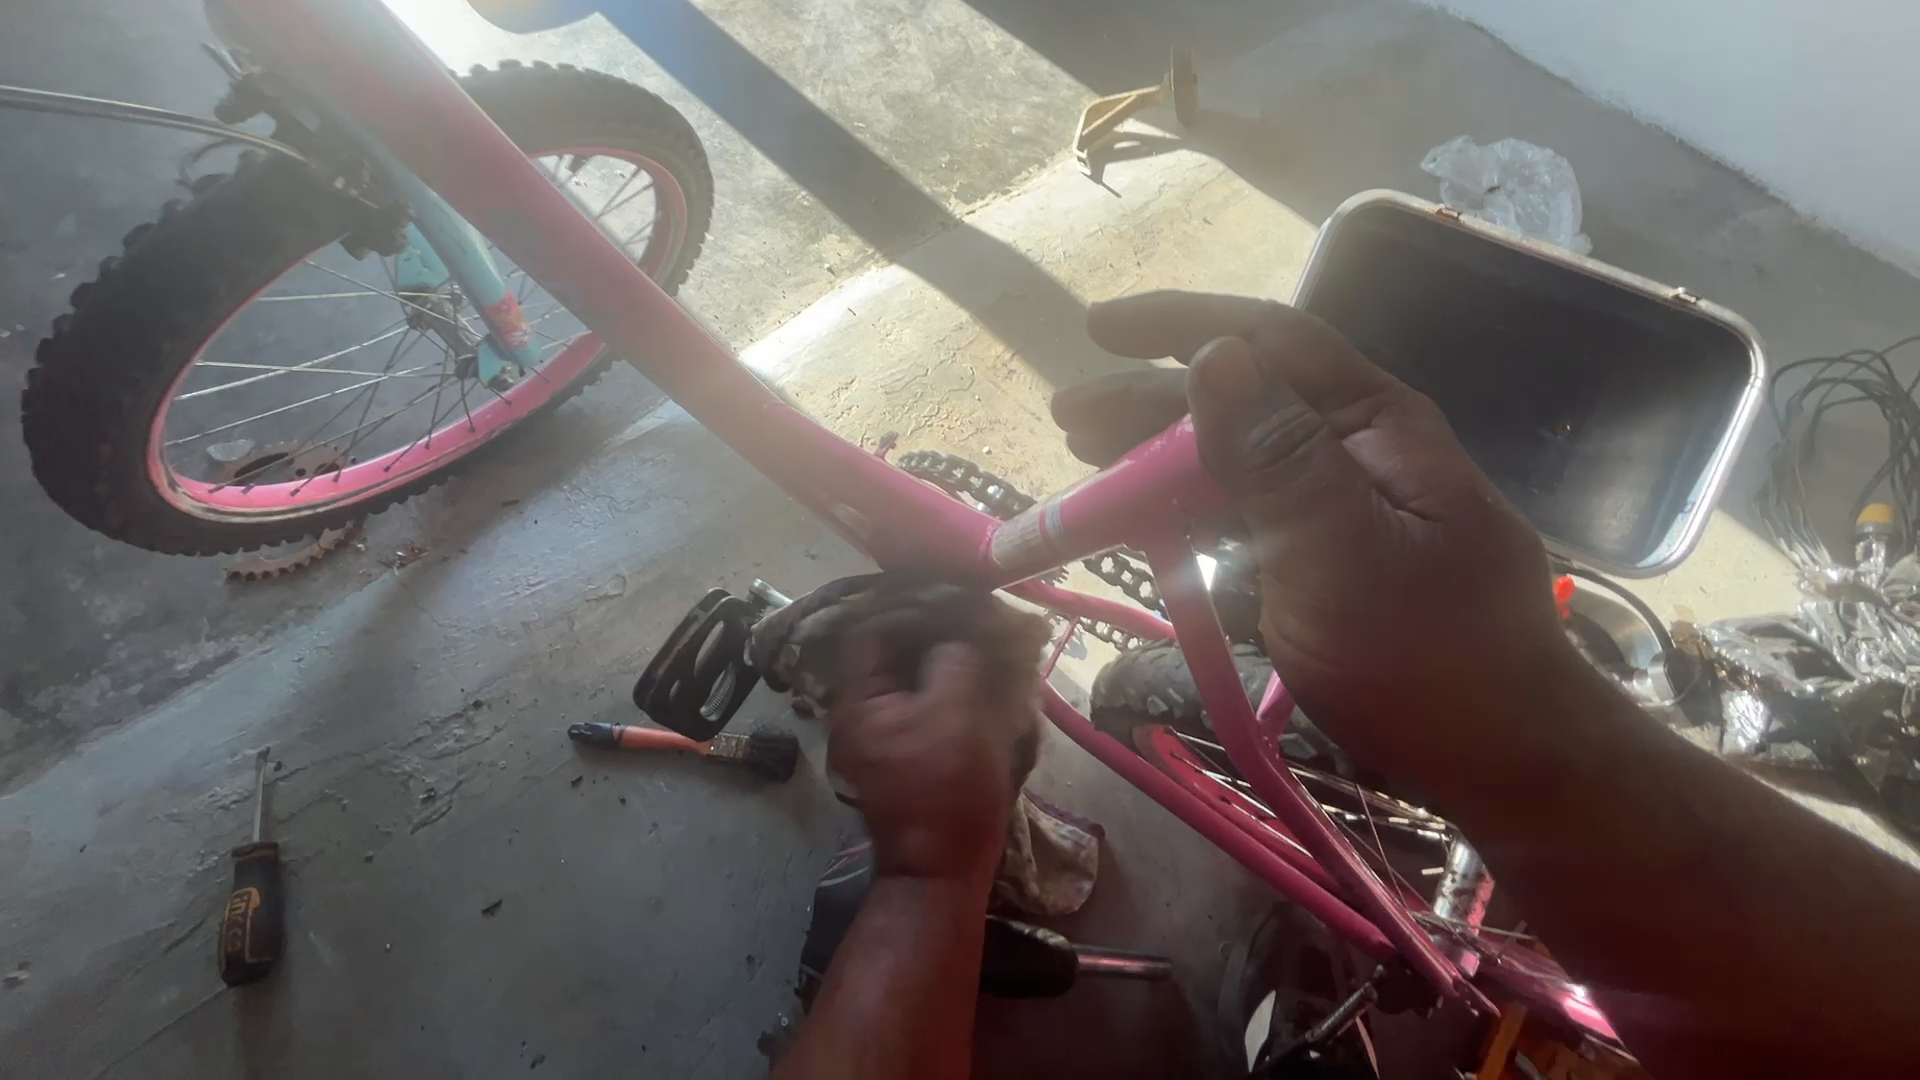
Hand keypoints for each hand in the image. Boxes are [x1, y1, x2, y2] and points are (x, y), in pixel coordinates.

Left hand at [828, 633, 1026, 881]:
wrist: (944, 871)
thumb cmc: (948, 789)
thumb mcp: (956, 712)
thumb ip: (954, 659)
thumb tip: (956, 634)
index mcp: (857, 705)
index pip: (871, 635)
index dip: (910, 612)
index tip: (950, 604)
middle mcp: (860, 719)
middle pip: (890, 659)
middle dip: (931, 637)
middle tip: (969, 622)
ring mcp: (882, 741)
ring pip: (911, 684)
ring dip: (943, 663)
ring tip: (980, 648)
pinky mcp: (906, 758)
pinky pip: (923, 710)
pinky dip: (948, 692)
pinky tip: (979, 684)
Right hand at [1058, 292, 1582, 791]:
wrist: (1490, 754)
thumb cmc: (1428, 658)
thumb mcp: (1346, 554)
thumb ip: (1277, 458)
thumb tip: (1213, 356)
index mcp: (1369, 425)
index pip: (1269, 341)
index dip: (1179, 324)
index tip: (1099, 328)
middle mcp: (1344, 449)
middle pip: (1232, 401)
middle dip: (1145, 403)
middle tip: (1068, 419)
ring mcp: (1322, 502)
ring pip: (1221, 458)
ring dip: (1150, 454)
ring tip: (1086, 458)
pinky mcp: (1304, 553)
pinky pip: (1227, 512)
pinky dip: (1175, 508)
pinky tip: (1136, 513)